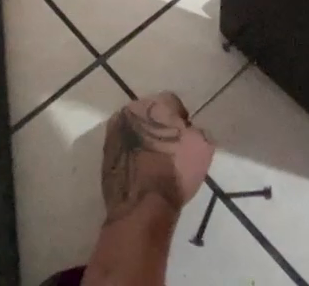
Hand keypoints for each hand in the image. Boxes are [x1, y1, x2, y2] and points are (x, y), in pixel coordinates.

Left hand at [100, 92, 214, 224]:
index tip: (186, 137)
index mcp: (156, 103)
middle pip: (149, 112)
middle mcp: (131, 110)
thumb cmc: (176, 171)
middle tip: (169, 146)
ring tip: (154, 160)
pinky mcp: (104, 153)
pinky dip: (131, 153)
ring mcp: (114, 132)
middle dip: (159, 125)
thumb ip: (198, 130)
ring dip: (142, 138)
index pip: (172, 102)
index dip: (181, 119)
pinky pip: (122, 146)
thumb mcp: (203, 147)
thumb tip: (191, 130)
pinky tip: (141, 170)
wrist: (142, 205)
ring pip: (133, 128)